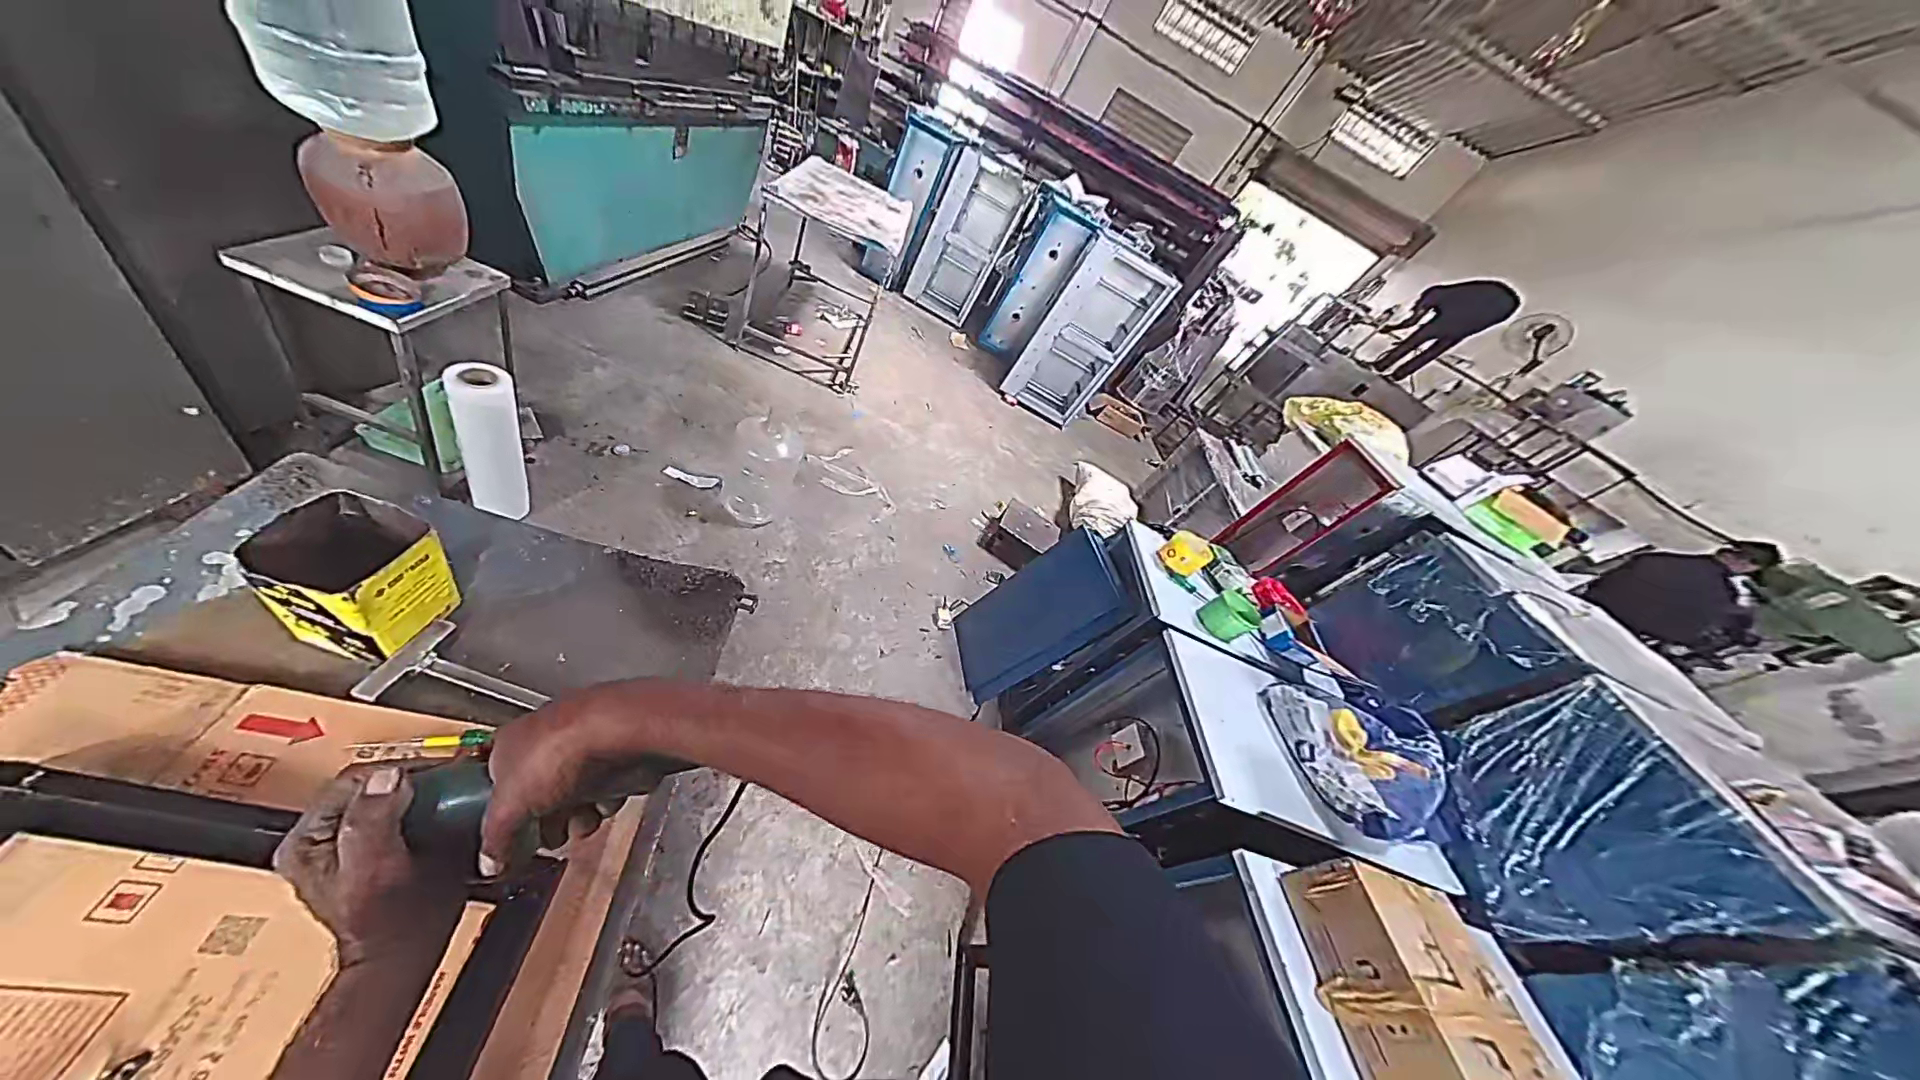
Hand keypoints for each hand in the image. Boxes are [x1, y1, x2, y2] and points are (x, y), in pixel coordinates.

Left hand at [273, 765, 466, 965]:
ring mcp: (354, 842)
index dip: (399, 770)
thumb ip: (372, 822)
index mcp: (306, 841)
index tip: (437, 770)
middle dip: (413, 778)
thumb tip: (388, 777)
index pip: (352, 780)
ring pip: (389, 795)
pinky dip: (427, 804)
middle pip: (372, 785)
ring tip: (452, 790)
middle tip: (449, 778)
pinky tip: (447, 809)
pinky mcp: (382, 846)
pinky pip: (403, 810)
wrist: (406, 952)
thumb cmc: (389, 920)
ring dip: (423, 790)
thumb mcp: (376, 868)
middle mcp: (324, 838)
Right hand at [480, 690, 636, 877]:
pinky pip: (610, 788)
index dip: (500, 811)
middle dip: (545, 822)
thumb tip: (494, 862)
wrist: (624, 731)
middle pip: (540, 793)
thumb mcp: (509, 806)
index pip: (495, 781)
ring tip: (582, 822)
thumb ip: (497, 838)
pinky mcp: (621, 755)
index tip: (505, 838)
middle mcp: (549, 741)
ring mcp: (588, 747)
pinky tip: (607, 803)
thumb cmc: (561, 752)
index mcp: (512, 742)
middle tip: (549, 837)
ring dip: (580, 817)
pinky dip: (609, 801)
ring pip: (577, 795)